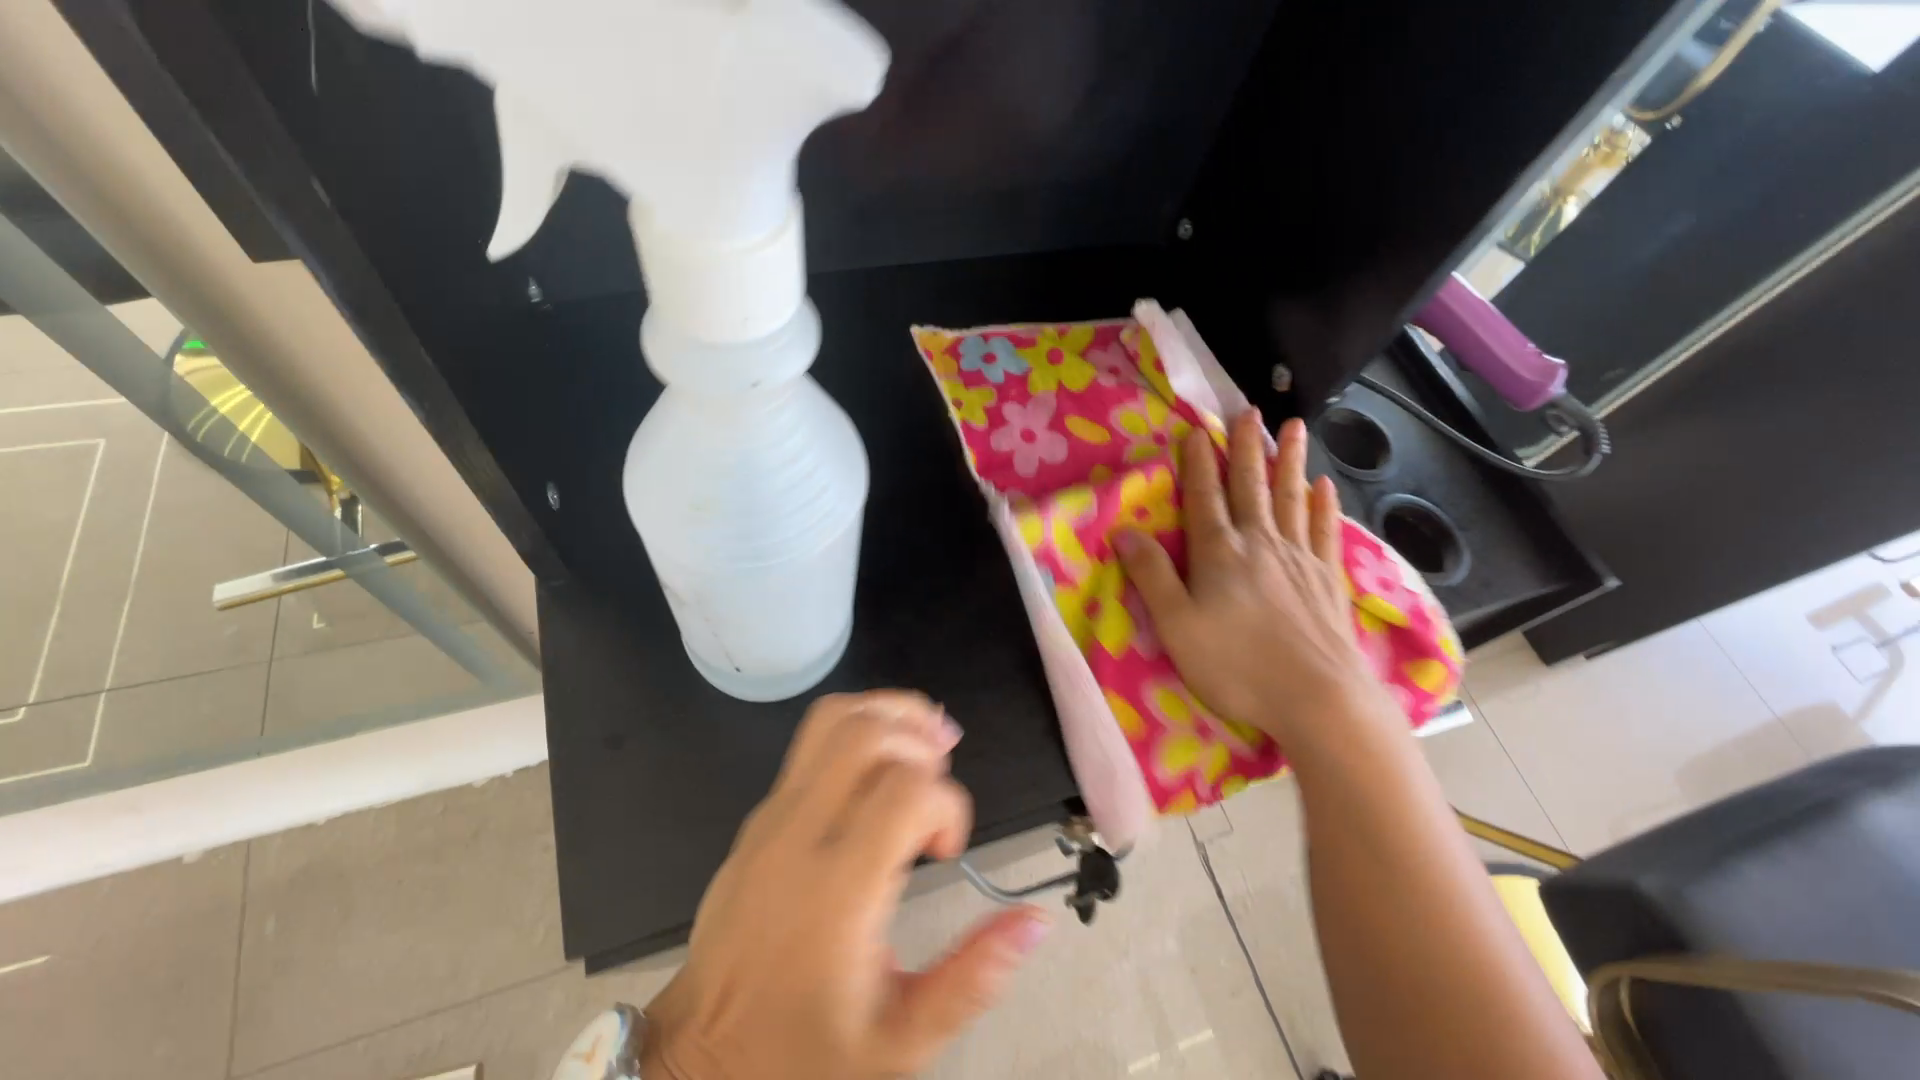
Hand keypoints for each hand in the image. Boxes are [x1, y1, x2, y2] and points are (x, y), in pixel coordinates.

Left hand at [643, 691, 1051, 1079]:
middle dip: (923, 740)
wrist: (704, 1053)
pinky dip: (859, 733)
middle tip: (944, 779)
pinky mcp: (758, 819)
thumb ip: (972, 978)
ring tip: (926, 745)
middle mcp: (799, 836)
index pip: (907, 790)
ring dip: (890, 716)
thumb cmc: (804, 1048)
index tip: (946, 850)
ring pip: (831, 720)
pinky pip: (809, 745)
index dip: (950, 805)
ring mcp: (770, 819)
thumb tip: (1034, 923)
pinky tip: (882, 771)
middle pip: (867, 733)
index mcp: (838, 891)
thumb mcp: (902, 1037)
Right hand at [1114, 413, 1392, 751]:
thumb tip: (1124, 531)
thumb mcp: (1176, 626)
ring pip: (1291, 498)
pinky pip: (1325, 531)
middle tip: (1249, 409)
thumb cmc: (1236, 666)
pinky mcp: (1327, 579)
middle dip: (1246, 447)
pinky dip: (1324, 505)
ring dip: (1289, 461)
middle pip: (1250, 486)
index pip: (1203, 497)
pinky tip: (1325, 486)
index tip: (1197, 429)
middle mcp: (1260, 544)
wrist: (1317, 696)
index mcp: (1219, 553)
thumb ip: (1151, 576)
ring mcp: (1299, 559)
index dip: (1198, 462)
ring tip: (1293, 426)